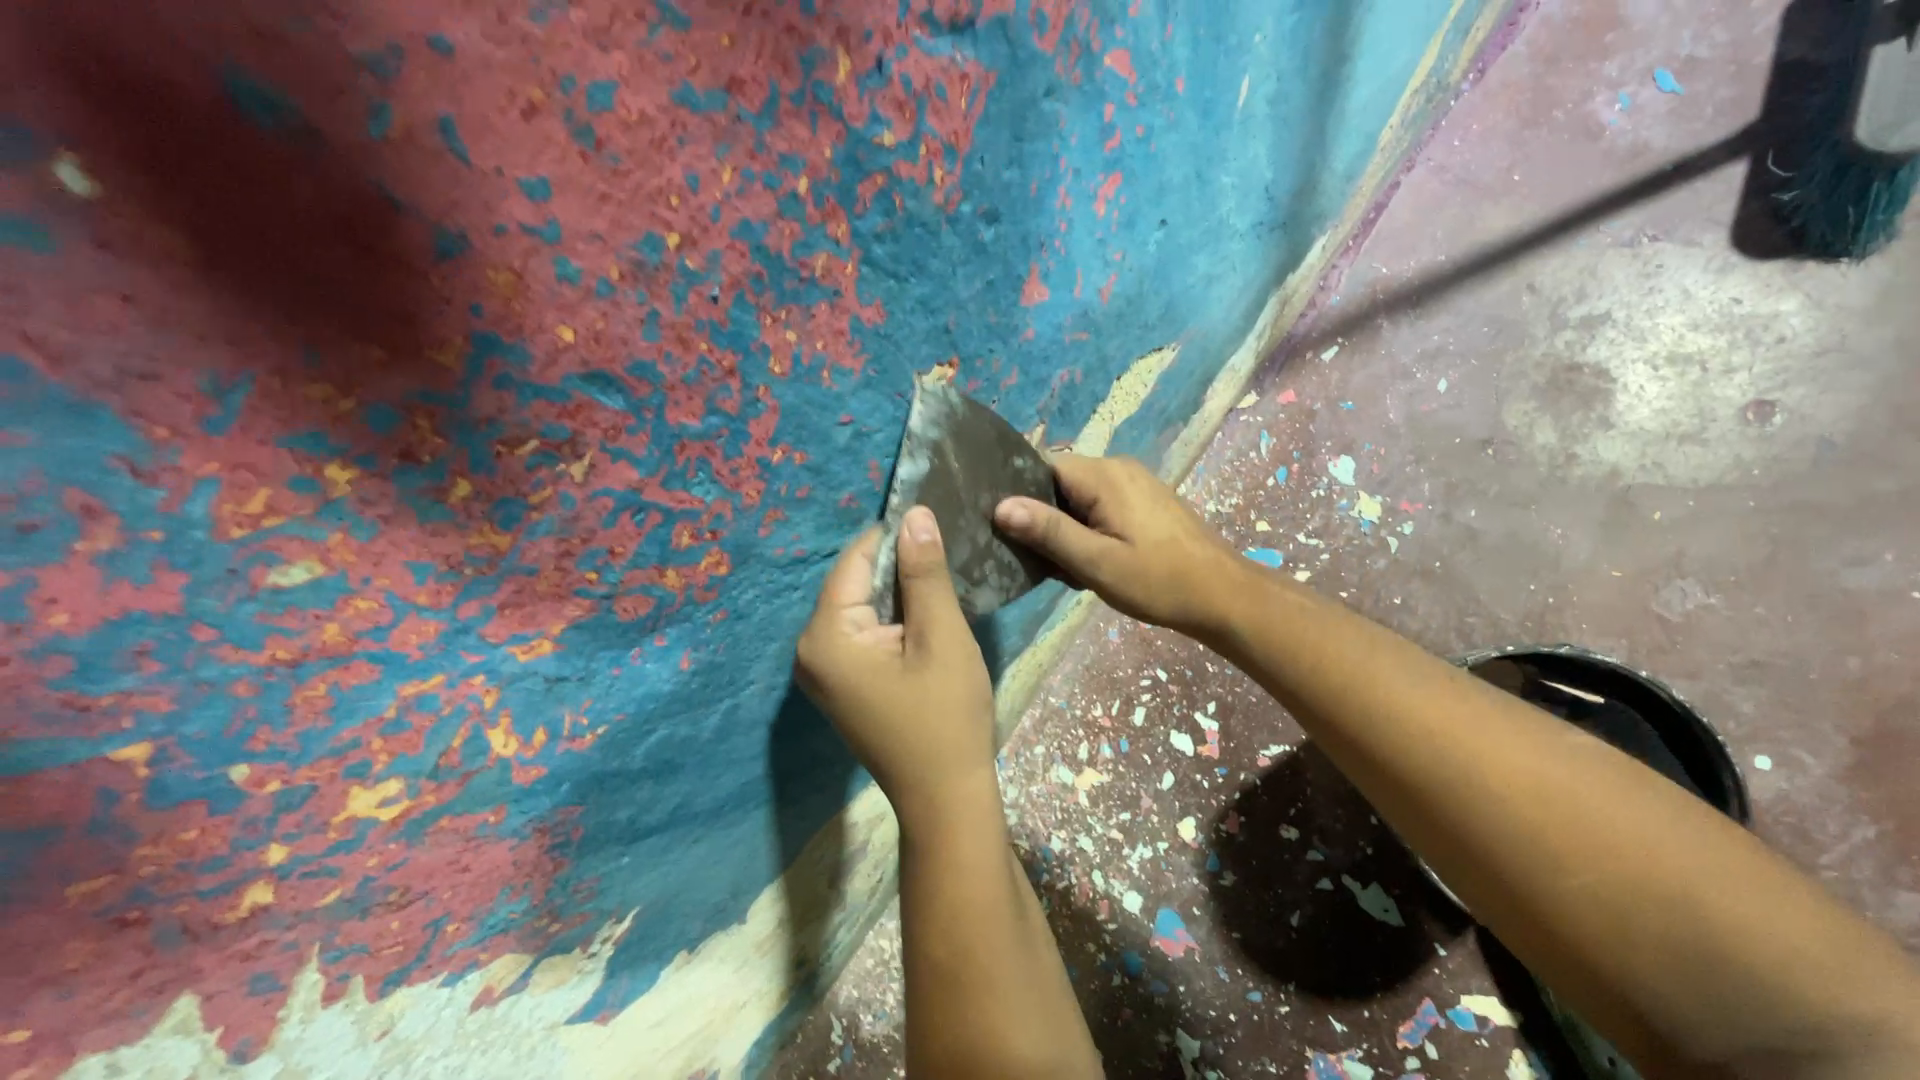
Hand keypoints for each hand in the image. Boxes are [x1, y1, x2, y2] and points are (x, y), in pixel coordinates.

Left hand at [795, 507, 997, 824]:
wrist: (944, 797)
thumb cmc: (946, 716)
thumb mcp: (941, 637)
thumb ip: (924, 573)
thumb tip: (914, 515)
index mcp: (826, 636)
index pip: (854, 562)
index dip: (893, 536)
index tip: (932, 515)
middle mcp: (810, 651)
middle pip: (853, 584)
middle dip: (896, 566)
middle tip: (943, 547)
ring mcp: (821, 673)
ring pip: (860, 609)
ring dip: (897, 593)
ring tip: (940, 577)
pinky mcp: (840, 687)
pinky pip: (862, 635)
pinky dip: (891, 621)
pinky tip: (925, 617)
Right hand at [994, 453, 1244, 636]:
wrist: (1223, 597)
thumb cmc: (1158, 581)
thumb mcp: (1096, 562)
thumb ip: (1049, 531)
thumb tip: (1000, 506)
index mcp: (1104, 475)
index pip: (1040, 466)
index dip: (1017, 493)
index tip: (998, 525)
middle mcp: (1117, 468)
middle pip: (1058, 482)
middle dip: (1041, 517)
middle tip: (1031, 556)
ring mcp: (1134, 484)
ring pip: (1078, 497)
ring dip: (1064, 529)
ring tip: (1061, 566)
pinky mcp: (1144, 503)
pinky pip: (1099, 506)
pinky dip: (1086, 531)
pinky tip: (1088, 563)